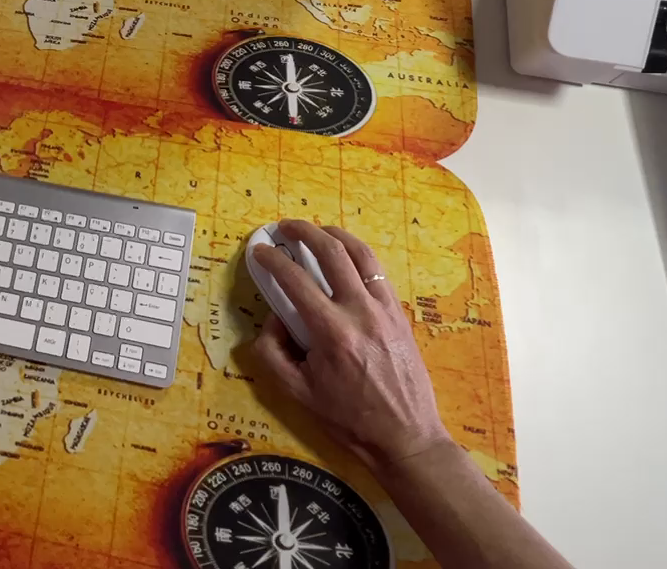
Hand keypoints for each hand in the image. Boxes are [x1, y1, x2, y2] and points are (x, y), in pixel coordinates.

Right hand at [250, 220, 451, 473]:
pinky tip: (345, 257)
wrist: (406, 439)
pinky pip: (377, 272)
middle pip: (331, 251)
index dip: (272, 259)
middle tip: (285, 227)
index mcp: (332, 332)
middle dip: (303, 231)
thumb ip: (271, 353)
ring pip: (360, 253)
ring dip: (334, 234)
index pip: (294, 279)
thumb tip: (273, 319)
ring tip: (317, 231)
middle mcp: (360, 311)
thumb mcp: (297, 394)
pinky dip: (357, 255)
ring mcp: (385, 309)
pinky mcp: (400, 313)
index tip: (259, 250)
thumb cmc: (349, 420)